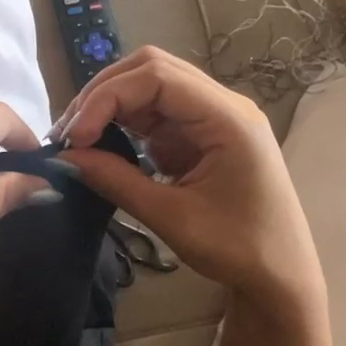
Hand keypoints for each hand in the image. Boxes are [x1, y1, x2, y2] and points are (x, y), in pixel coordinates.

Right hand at [52, 46, 324, 314]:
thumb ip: (116, 181)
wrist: (281, 277)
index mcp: (228, 118)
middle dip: (103, 93)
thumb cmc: (238, 250)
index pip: (156, 77)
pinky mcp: (199, 133)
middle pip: (151, 68)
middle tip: (69, 132)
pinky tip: (99, 143)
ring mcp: (211, 117)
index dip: (107, 98)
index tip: (76, 137)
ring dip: (109, 104)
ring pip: (149, 85)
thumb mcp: (172, 218)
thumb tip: (64, 158)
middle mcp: (221, 105)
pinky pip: (154, 111)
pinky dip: (122, 121)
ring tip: (77, 137)